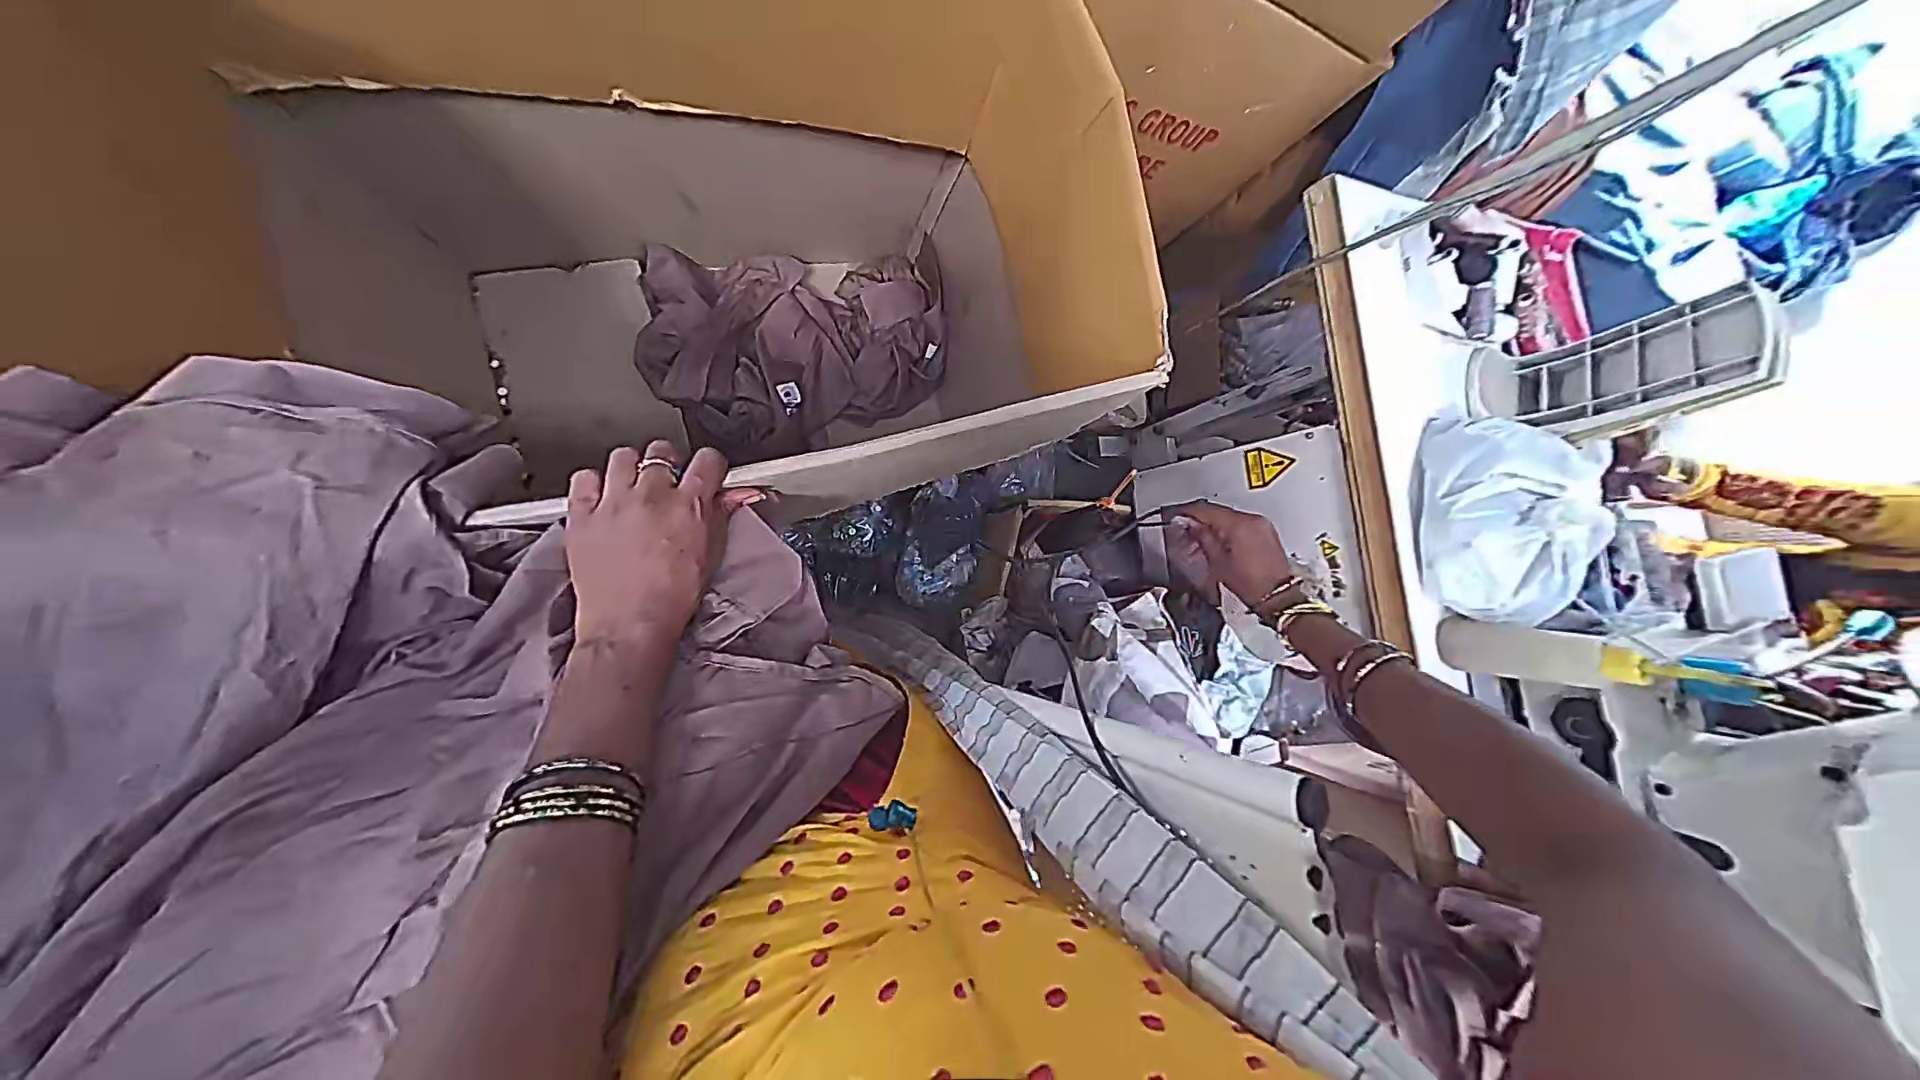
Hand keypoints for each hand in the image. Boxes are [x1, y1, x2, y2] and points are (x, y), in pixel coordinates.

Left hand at [564, 441, 761, 648]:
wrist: (630, 625)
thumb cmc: (671, 599)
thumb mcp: (710, 556)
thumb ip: (720, 518)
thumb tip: (732, 498)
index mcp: (688, 505)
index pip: (707, 460)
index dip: (710, 464)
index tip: (707, 472)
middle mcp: (651, 496)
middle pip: (661, 453)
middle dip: (669, 463)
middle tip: (668, 481)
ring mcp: (613, 503)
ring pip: (622, 456)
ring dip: (632, 467)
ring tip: (634, 485)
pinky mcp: (582, 516)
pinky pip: (584, 478)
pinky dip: (594, 482)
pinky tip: (602, 496)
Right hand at [1167, 501, 1294, 612]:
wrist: (1276, 596)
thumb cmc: (1251, 584)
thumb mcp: (1217, 561)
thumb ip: (1202, 537)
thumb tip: (1191, 524)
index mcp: (1240, 525)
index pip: (1207, 509)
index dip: (1188, 512)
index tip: (1178, 516)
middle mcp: (1253, 520)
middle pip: (1219, 511)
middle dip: (1201, 518)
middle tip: (1186, 527)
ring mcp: (1262, 525)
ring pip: (1230, 516)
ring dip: (1215, 523)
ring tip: (1202, 536)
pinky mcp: (1266, 531)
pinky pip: (1242, 523)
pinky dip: (1229, 528)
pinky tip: (1221, 540)